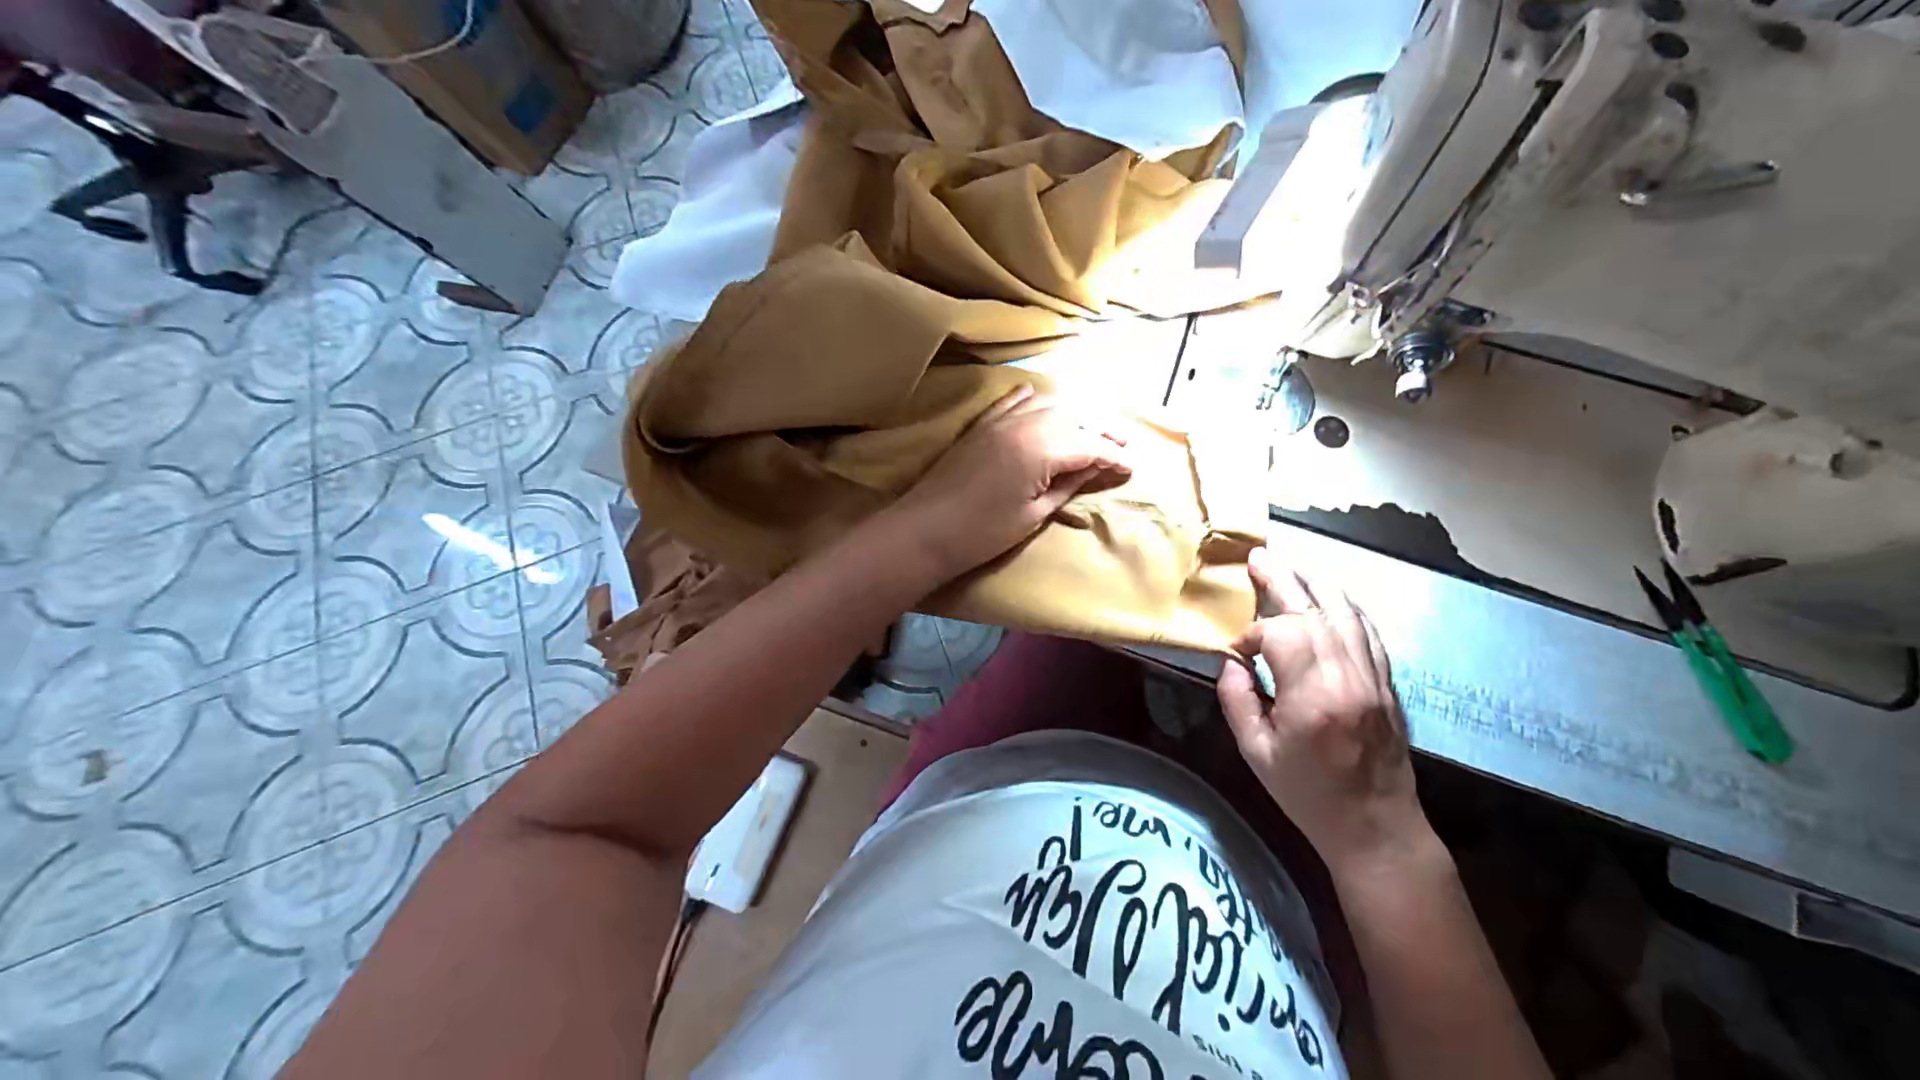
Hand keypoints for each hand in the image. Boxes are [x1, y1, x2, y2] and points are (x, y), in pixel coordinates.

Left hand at [885, 383, 1131, 578]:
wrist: (925, 530)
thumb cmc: (983, 533)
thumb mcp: (1034, 514)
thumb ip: (1068, 485)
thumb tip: (1099, 468)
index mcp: (1042, 448)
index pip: (1090, 445)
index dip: (1113, 456)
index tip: (1130, 468)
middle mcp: (1025, 423)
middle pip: (1074, 417)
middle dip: (1100, 430)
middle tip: (1119, 447)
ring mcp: (1000, 420)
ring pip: (1048, 404)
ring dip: (1073, 414)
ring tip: (1089, 431)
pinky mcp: (982, 425)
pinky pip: (1014, 400)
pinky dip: (1034, 400)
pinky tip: (1043, 401)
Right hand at [1216, 547, 1433, 878]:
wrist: (1375, 826)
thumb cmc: (1307, 793)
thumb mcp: (1255, 752)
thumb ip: (1237, 699)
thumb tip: (1230, 660)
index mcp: (1313, 698)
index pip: (1282, 634)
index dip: (1253, 631)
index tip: (1236, 651)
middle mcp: (1348, 678)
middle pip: (1314, 612)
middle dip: (1282, 580)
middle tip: (1258, 556)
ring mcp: (1374, 678)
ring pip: (1346, 614)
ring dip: (1316, 585)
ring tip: (1290, 566)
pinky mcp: (1387, 683)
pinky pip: (1368, 632)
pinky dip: (1346, 607)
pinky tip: (1329, 596)